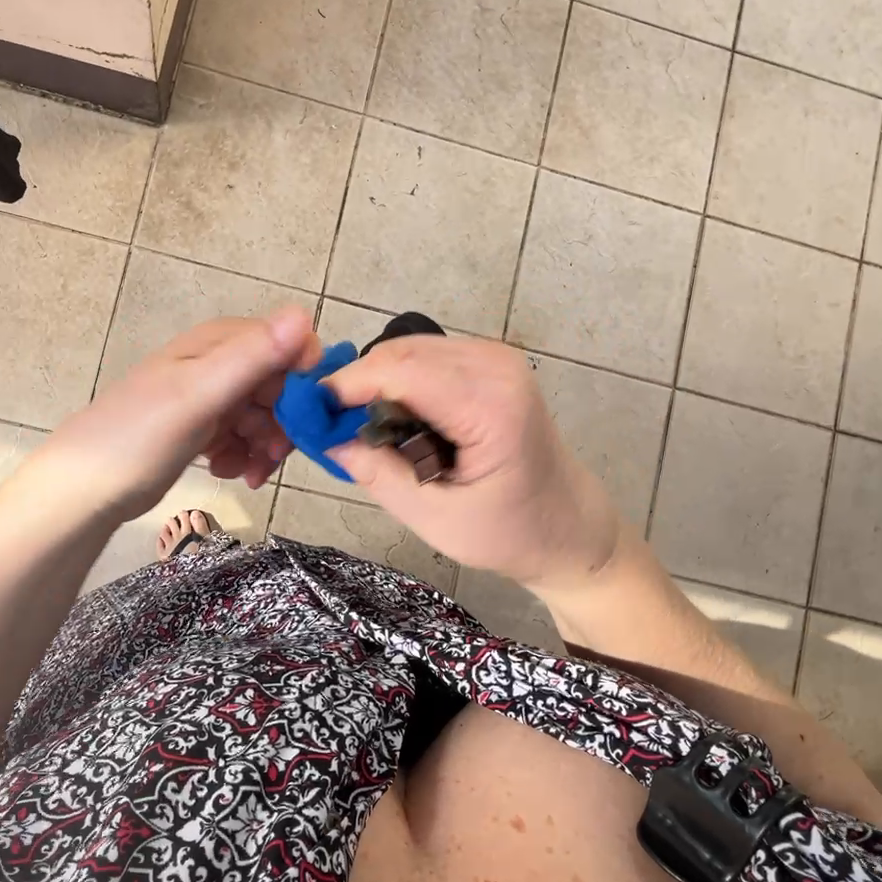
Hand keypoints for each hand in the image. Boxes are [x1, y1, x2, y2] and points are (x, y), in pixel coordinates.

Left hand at [29, 307, 320, 522]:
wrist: (85, 488)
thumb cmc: (138, 437)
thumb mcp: (198, 395)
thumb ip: (251, 357)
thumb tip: (303, 313)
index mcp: (220, 342)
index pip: (289, 346)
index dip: (304, 383)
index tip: (301, 422)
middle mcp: (219, 362)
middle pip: (282, 386)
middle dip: (285, 423)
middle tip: (272, 456)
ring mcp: (211, 396)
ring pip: (266, 416)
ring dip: (266, 447)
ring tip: (248, 474)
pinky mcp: (204, 428)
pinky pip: (244, 437)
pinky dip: (244, 457)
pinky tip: (227, 473)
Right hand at [324, 337, 619, 588]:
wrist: (570, 525)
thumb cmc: (509, 532)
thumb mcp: (437, 520)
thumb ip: (381, 475)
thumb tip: (328, 439)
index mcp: (491, 407)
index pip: (402, 372)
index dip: (349, 386)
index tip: (311, 413)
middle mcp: (497, 367)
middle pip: (401, 353)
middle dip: (358, 384)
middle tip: (328, 426)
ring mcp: (496, 358)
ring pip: (409, 349)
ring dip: (376, 381)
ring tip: (359, 428)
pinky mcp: (491, 361)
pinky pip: (427, 356)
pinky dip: (398, 379)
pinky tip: (393, 417)